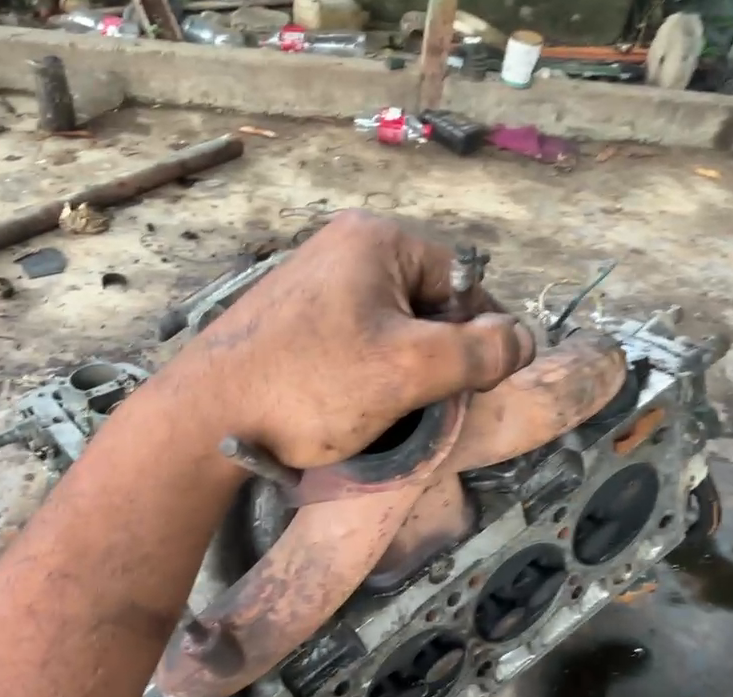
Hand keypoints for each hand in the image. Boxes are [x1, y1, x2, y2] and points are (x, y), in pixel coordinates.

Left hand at [164, 210, 536, 467]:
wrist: (207, 419)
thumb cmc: (311, 388)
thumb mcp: (410, 370)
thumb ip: (480, 352)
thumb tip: (525, 339)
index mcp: (375, 240)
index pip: (461, 281)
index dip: (476, 336)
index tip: (468, 385)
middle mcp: (341, 248)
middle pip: (425, 304)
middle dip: (433, 356)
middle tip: (418, 403)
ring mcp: (310, 283)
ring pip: (388, 329)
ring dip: (398, 371)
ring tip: (378, 409)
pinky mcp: (289, 320)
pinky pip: (350, 342)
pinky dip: (361, 373)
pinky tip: (346, 405)